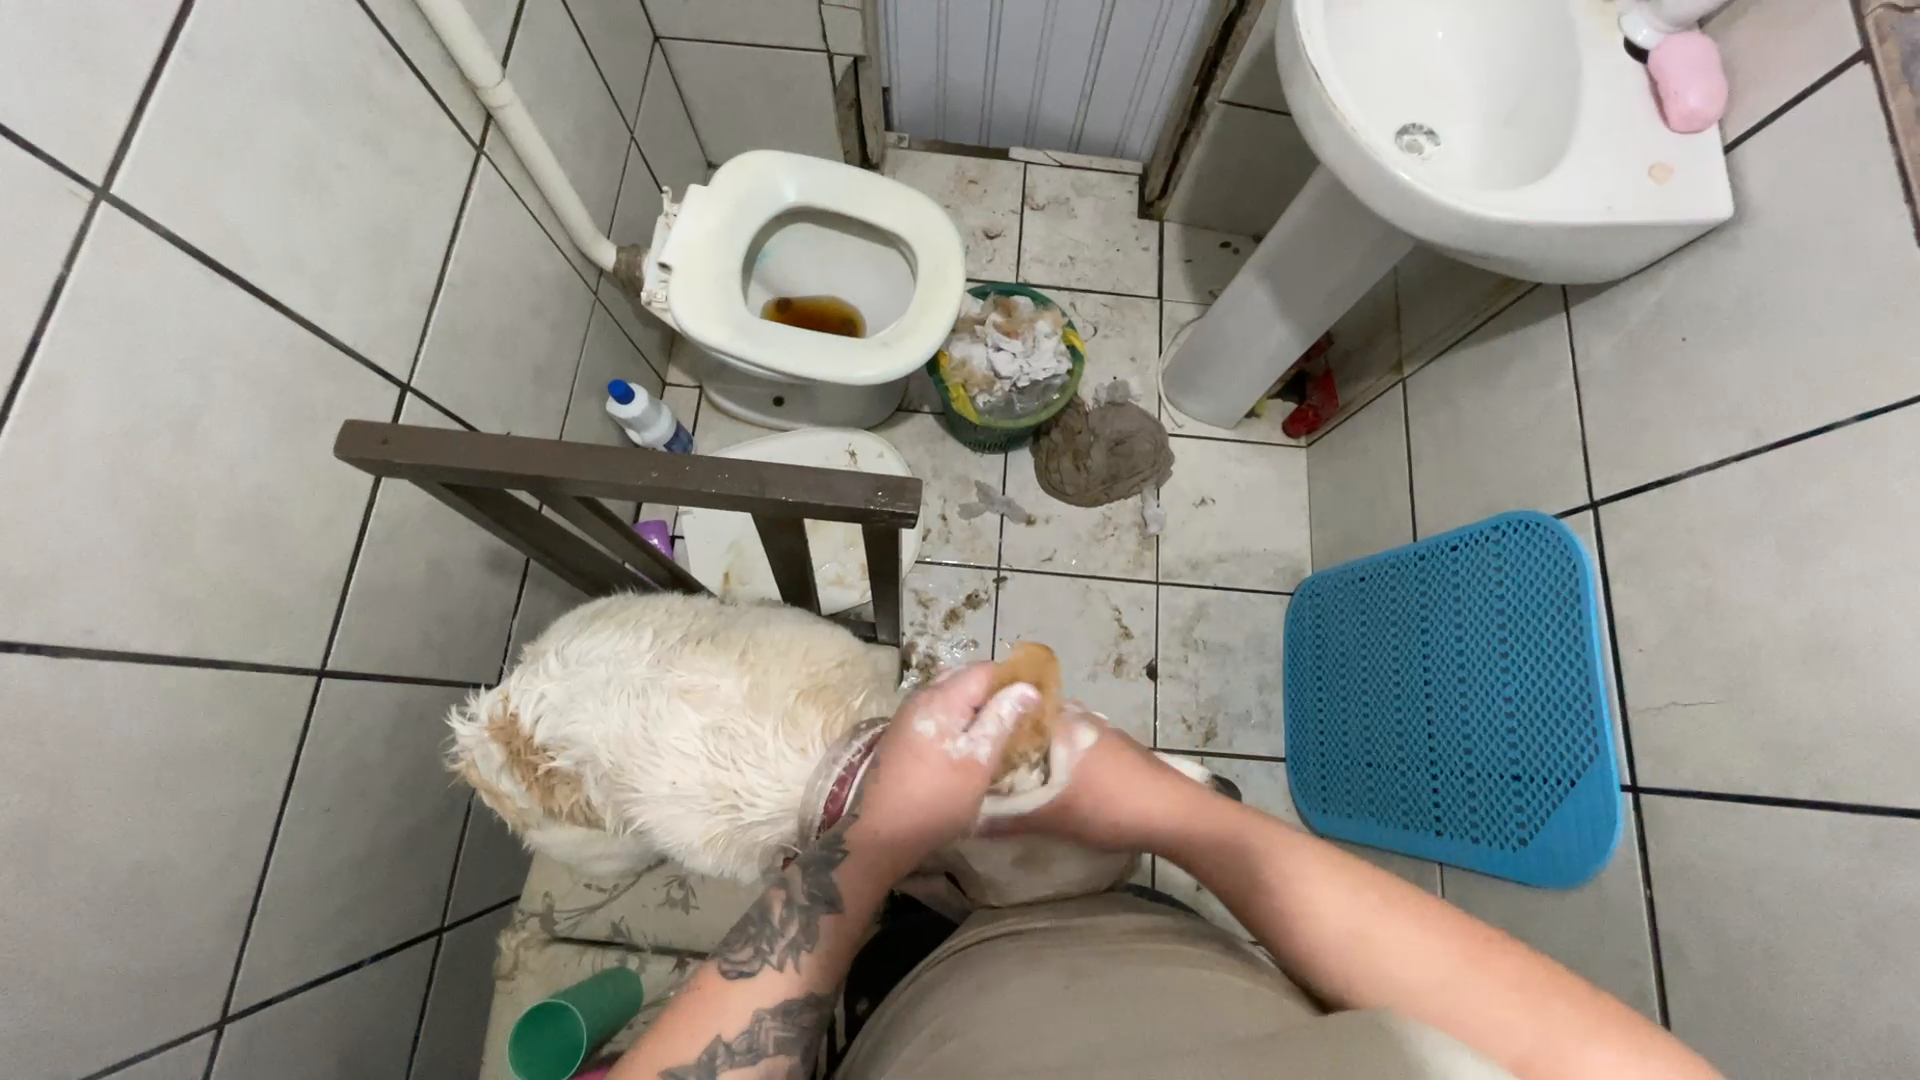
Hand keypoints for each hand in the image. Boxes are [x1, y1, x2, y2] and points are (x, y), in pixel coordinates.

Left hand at [842, 663, 1035, 879]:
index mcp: (941, 698)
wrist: (880, 833)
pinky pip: (937, 710)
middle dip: (994, 690)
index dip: (1012, 680)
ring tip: (998, 730)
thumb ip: (1002, 719)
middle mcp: (921, 697)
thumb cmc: (937, 798)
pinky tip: (969, 742)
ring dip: (975, 704)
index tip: (1034, 702)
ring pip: (950, 693)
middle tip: (1018, 716)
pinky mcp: (902, 732)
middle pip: (965, 677)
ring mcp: (908, 714)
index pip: (984, 670)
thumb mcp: (979, 761)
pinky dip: (958, 716)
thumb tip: (1028, 687)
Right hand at [986, 707, 1221, 853]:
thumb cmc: (1110, 807)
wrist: (1177, 815)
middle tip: (987, 771)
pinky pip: (1076, 749)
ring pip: (1057, 738)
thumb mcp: (1053, 817)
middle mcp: (1079, 717)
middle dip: (1012, 746)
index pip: (1012, 712)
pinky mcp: (1118, 749)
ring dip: (1038, 756)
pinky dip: (1061, 763)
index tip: (968, 747)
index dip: (989, 728)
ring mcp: (1102, 731)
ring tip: (1015, 782)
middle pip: (1033, 725)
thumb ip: (1008, 818)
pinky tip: (1056, 788)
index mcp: (1060, 721)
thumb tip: (968, 821)